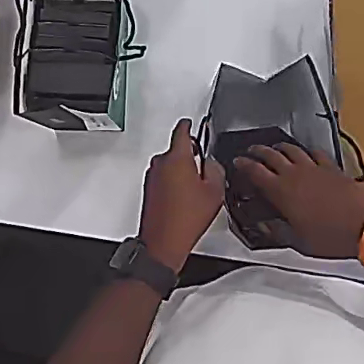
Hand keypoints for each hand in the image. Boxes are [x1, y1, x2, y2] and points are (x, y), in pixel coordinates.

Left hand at [138, 119, 225, 272]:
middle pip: (177, 149)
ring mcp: (152, 175)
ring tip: (195, 192)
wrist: (164, 241)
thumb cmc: (185, 218)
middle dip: (190, 156)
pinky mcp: (149, 188)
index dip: (188, 125)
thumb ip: (215, 169)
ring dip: (182, 171)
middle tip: (204, 170)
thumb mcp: (214, 191)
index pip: (181, 131)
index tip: (190, 122)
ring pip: (171, 165)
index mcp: (176, 158)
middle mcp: (161, 163)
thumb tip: (211, 163)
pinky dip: (174, 182)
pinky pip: (164, 177)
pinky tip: (185, 200)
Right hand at [233, 143, 363, 259]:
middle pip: (270, 154)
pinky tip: (307, 153)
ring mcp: (314, 168)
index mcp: (281, 191)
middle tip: (251, 151)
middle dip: (257, 151)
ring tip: (274, 147)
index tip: (238, 162)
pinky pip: (314, 153)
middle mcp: (295, 175)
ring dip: (279, 147)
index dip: (243, 165)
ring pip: (291, 149)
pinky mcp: (332, 168)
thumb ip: (278, 232)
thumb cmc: (334, 236)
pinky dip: (306, 151)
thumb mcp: (298, 242)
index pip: (254, 171)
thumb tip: (266, 228)